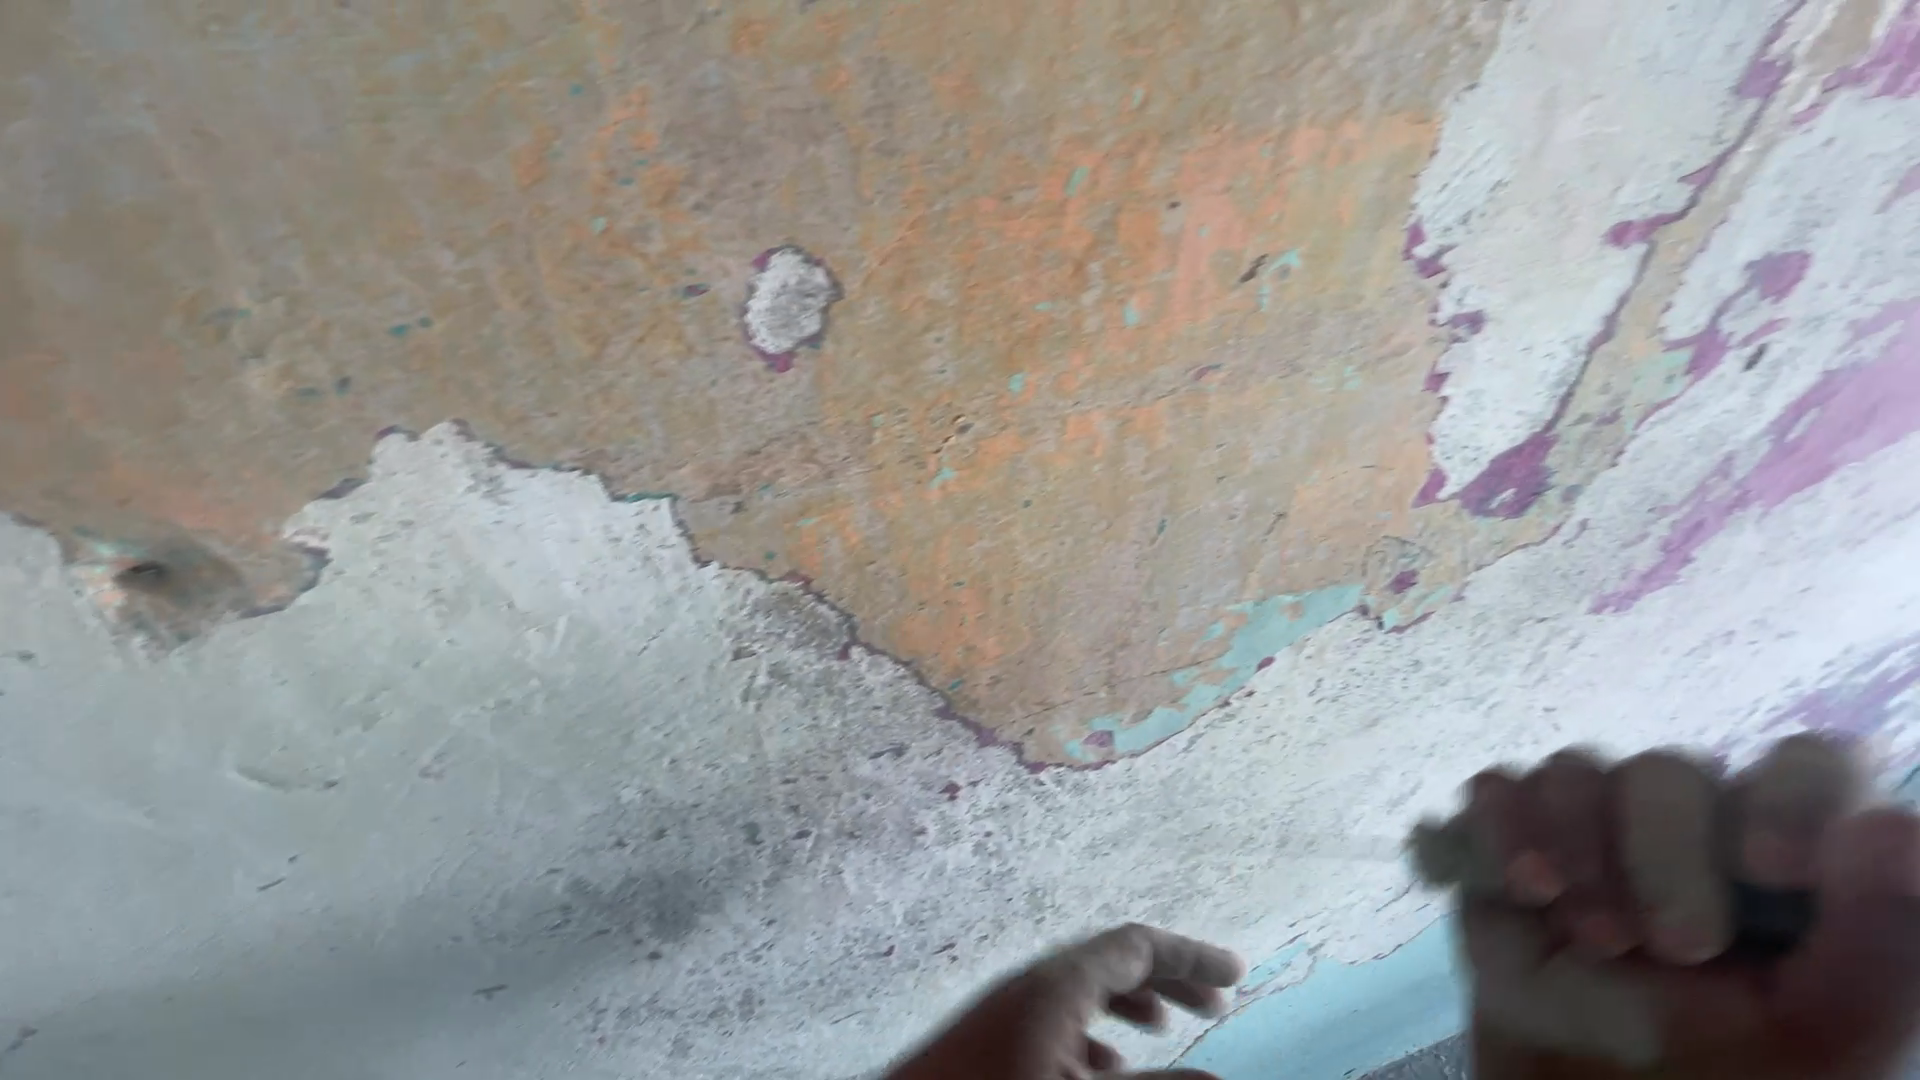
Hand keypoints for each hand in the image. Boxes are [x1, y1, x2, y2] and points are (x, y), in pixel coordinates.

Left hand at [881, 922, 1243, 1079]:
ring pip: (1085, 987)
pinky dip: (1096, 1029)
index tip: (1236, 971)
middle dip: (1166, 976)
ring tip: (1166, 1026)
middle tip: (1215, 1002)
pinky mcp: (994, 1033)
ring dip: (1131, 1002)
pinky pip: (1059, 1013)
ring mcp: (1010, 1003)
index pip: (1136, 945)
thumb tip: (1220, 1077)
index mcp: (1059, 981)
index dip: (1190, 955)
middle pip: (1112, 959)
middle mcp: (1034, 979)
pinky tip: (1107, 1063)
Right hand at [1451, 735, 1919, 1078]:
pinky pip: (1495, 789)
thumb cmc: (1724, 1079)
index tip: (1771, 872)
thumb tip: (1896, 830)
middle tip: (1671, 947)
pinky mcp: (1504, 832)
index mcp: (1780, 858)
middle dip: (1661, 854)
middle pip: (1669, 770)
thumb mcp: (1830, 1036)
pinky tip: (1522, 890)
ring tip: (1583, 937)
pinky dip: (1503, 829)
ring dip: (1575, 849)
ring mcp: (1584, 822)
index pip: (1802, 768)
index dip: (1787, 797)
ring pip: (1574, 771)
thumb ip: (1881, 941)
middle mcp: (1683, 825)